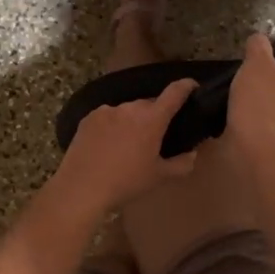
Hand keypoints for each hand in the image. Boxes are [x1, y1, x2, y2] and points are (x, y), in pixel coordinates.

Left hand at [54, 78, 200, 209]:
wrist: (82, 188)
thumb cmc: (126, 182)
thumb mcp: (159, 177)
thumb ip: (182, 164)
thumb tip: (192, 154)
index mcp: (151, 119)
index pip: (174, 92)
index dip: (186, 86)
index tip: (192, 85)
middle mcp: (130, 108)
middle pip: (148, 105)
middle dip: (154, 116)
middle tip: (154, 138)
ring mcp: (107, 110)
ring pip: (127, 111)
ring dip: (131, 122)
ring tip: (126, 145)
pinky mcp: (88, 117)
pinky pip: (107, 117)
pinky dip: (112, 126)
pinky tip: (106, 146)